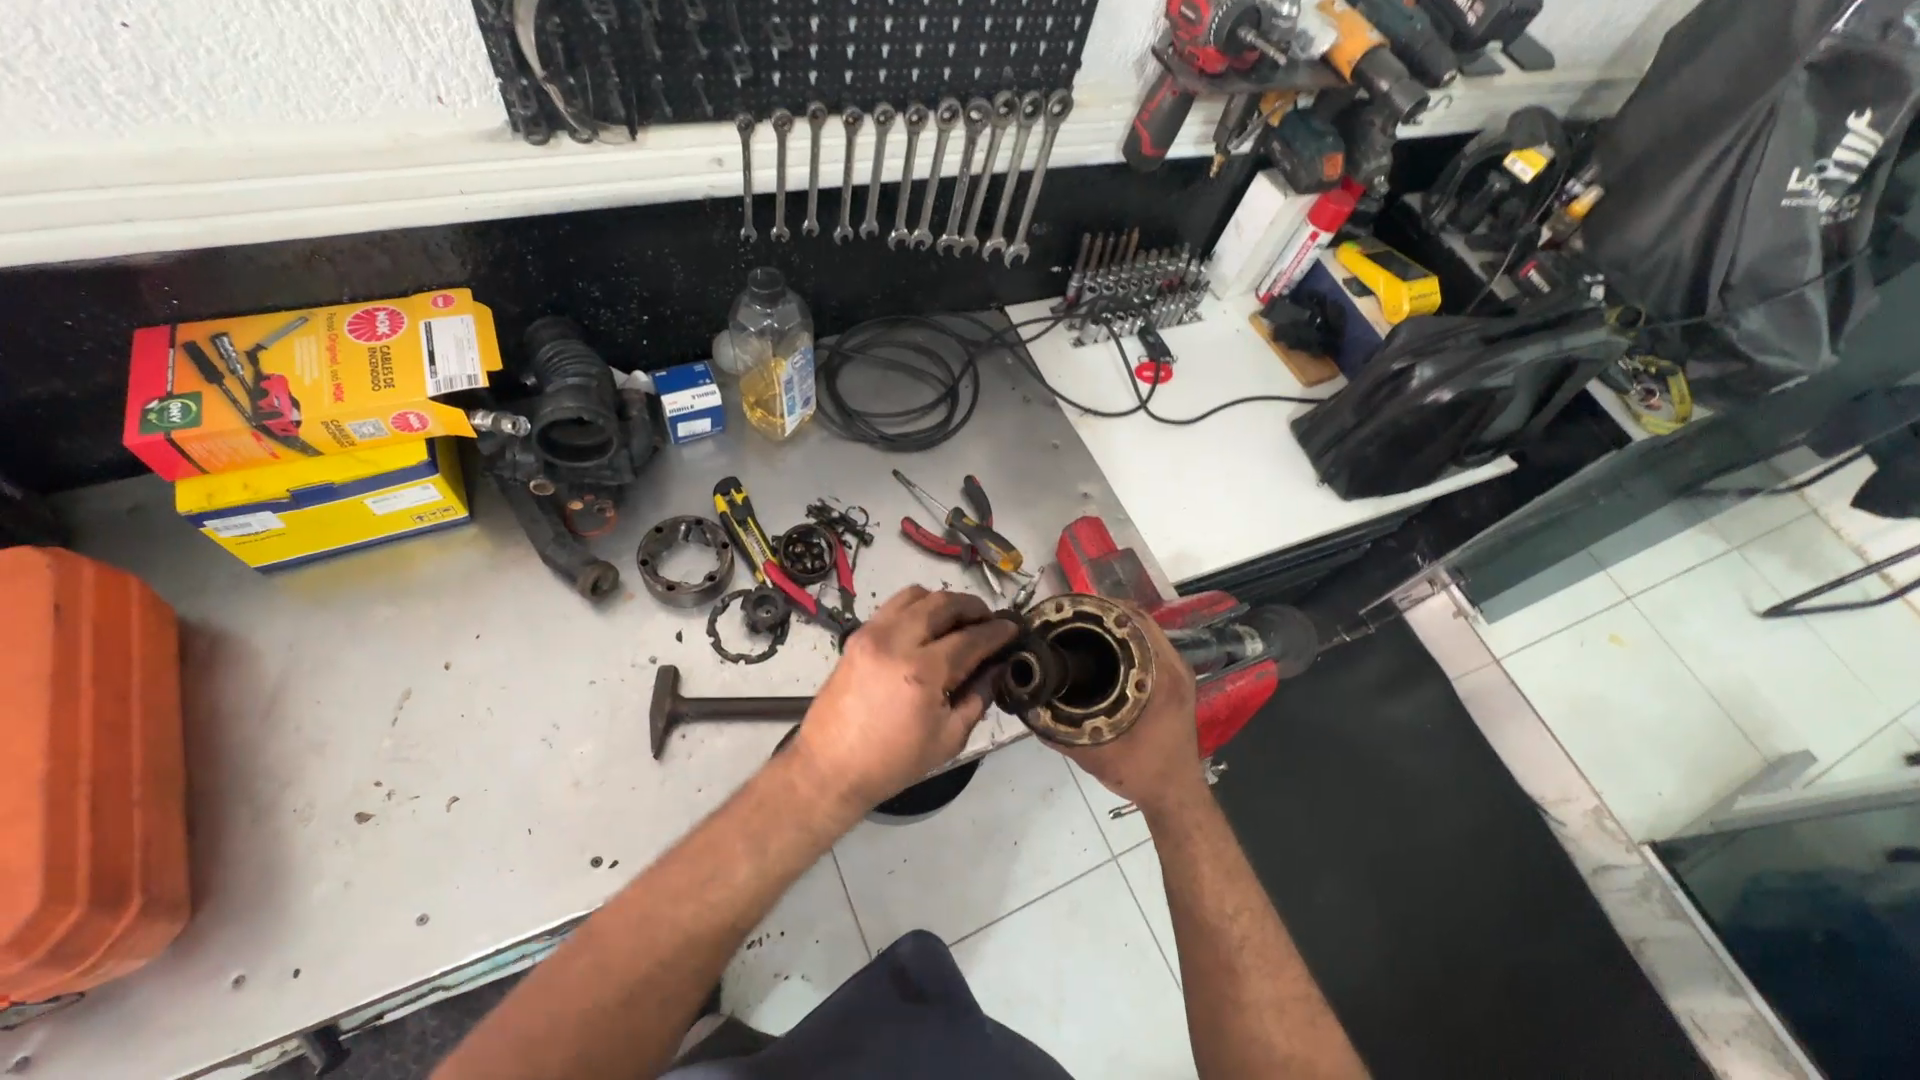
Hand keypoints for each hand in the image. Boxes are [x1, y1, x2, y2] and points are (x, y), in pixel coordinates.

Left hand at [790, 587, 1018, 813]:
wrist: (830, 767)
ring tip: (959, 619)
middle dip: (974, 607)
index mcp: (921, 672)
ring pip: (916, 595)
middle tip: (990, 620)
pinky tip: (928, 626)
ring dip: (944, 602)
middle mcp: (895, 642)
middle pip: (944, 604)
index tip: (1013, 628)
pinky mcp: (857, 636)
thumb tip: (997, 668)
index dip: (997, 631)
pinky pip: (893, 606)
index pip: (970, 638)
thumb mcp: (948, 738)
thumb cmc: (892, 762)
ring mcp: (871, 634)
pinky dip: (917, 607)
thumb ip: (978, 697)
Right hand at [1058, 612, 1203, 814]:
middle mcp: (1173, 665)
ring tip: (1077, 630)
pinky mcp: (1174, 680)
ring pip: (1143, 630)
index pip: (1131, 620)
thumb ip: (1057, 729)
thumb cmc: (1141, 772)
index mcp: (1161, 675)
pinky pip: (1148, 645)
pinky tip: (1099, 652)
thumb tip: (1025, 704)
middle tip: (1066, 619)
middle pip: (1136, 619)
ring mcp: (1177, 671)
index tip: (1067, 611)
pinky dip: (1124, 640)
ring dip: (1113, 626)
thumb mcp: (1092, 751)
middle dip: (1100, 614)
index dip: (1097, 609)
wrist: (1176, 795)